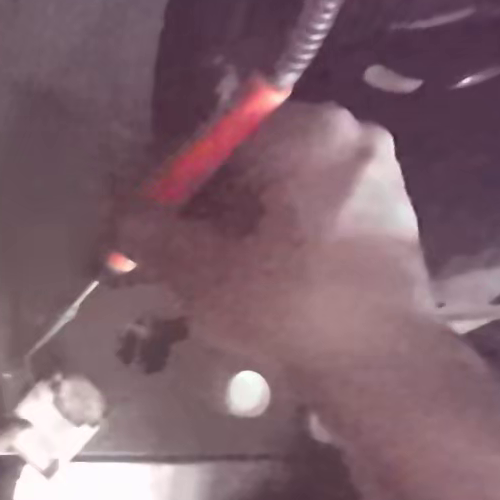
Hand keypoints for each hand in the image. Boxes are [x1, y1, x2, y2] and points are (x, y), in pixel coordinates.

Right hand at [121, 103, 437, 372]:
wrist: (377, 366)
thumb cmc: (286, 308)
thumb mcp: (202, 273)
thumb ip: (152, 235)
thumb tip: (116, 214)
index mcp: (307, 133)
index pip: (212, 139)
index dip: (164, 181)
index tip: (136, 219)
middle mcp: (348, 137)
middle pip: (247, 164)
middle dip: (197, 208)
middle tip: (161, 249)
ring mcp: (374, 179)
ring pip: (276, 193)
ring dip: (228, 226)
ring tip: (195, 269)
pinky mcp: (383, 221)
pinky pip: (306, 215)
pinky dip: (267, 237)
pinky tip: (243, 277)